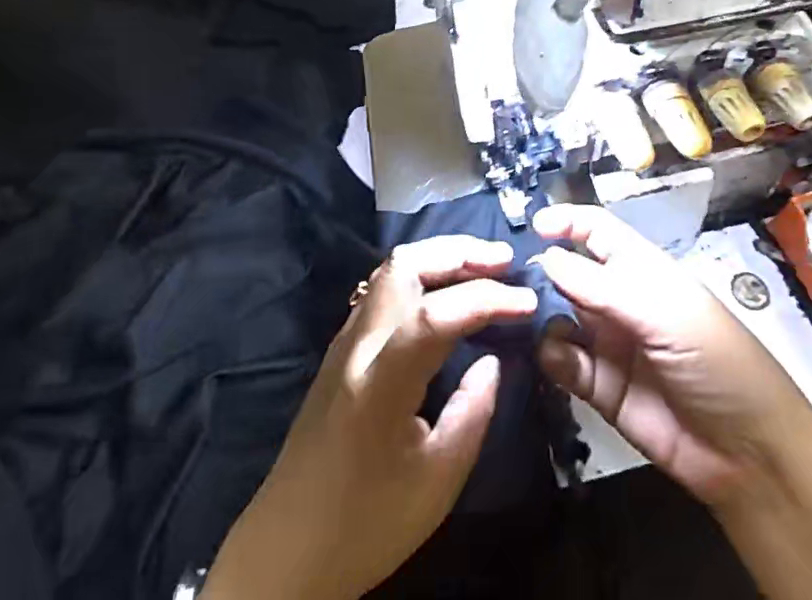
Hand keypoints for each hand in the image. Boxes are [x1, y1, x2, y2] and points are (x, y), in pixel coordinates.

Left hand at [204, 235, 537, 599]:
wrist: (283, 558)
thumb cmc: (365, 526)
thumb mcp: (439, 478)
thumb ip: (474, 408)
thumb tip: (494, 359)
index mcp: (380, 383)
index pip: (436, 313)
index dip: (488, 298)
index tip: (528, 304)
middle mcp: (356, 350)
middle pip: (403, 267)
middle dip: (459, 253)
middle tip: (505, 262)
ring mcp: (343, 348)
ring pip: (389, 273)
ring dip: (440, 260)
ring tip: (485, 271)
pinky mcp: (340, 357)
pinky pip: (382, 294)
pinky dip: (423, 279)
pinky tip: (449, 298)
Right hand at [530, 205, 811, 506]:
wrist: (745, 450)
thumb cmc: (716, 362)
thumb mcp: (666, 314)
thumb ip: (604, 288)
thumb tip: (548, 257)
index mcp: (647, 273)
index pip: (603, 234)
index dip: (571, 223)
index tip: (535, 224)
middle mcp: (624, 303)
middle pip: (573, 274)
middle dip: (544, 272)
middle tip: (511, 280)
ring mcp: (610, 344)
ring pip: (560, 317)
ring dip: (541, 314)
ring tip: (524, 318)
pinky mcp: (600, 388)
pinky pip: (563, 362)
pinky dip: (552, 356)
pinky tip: (556, 357)